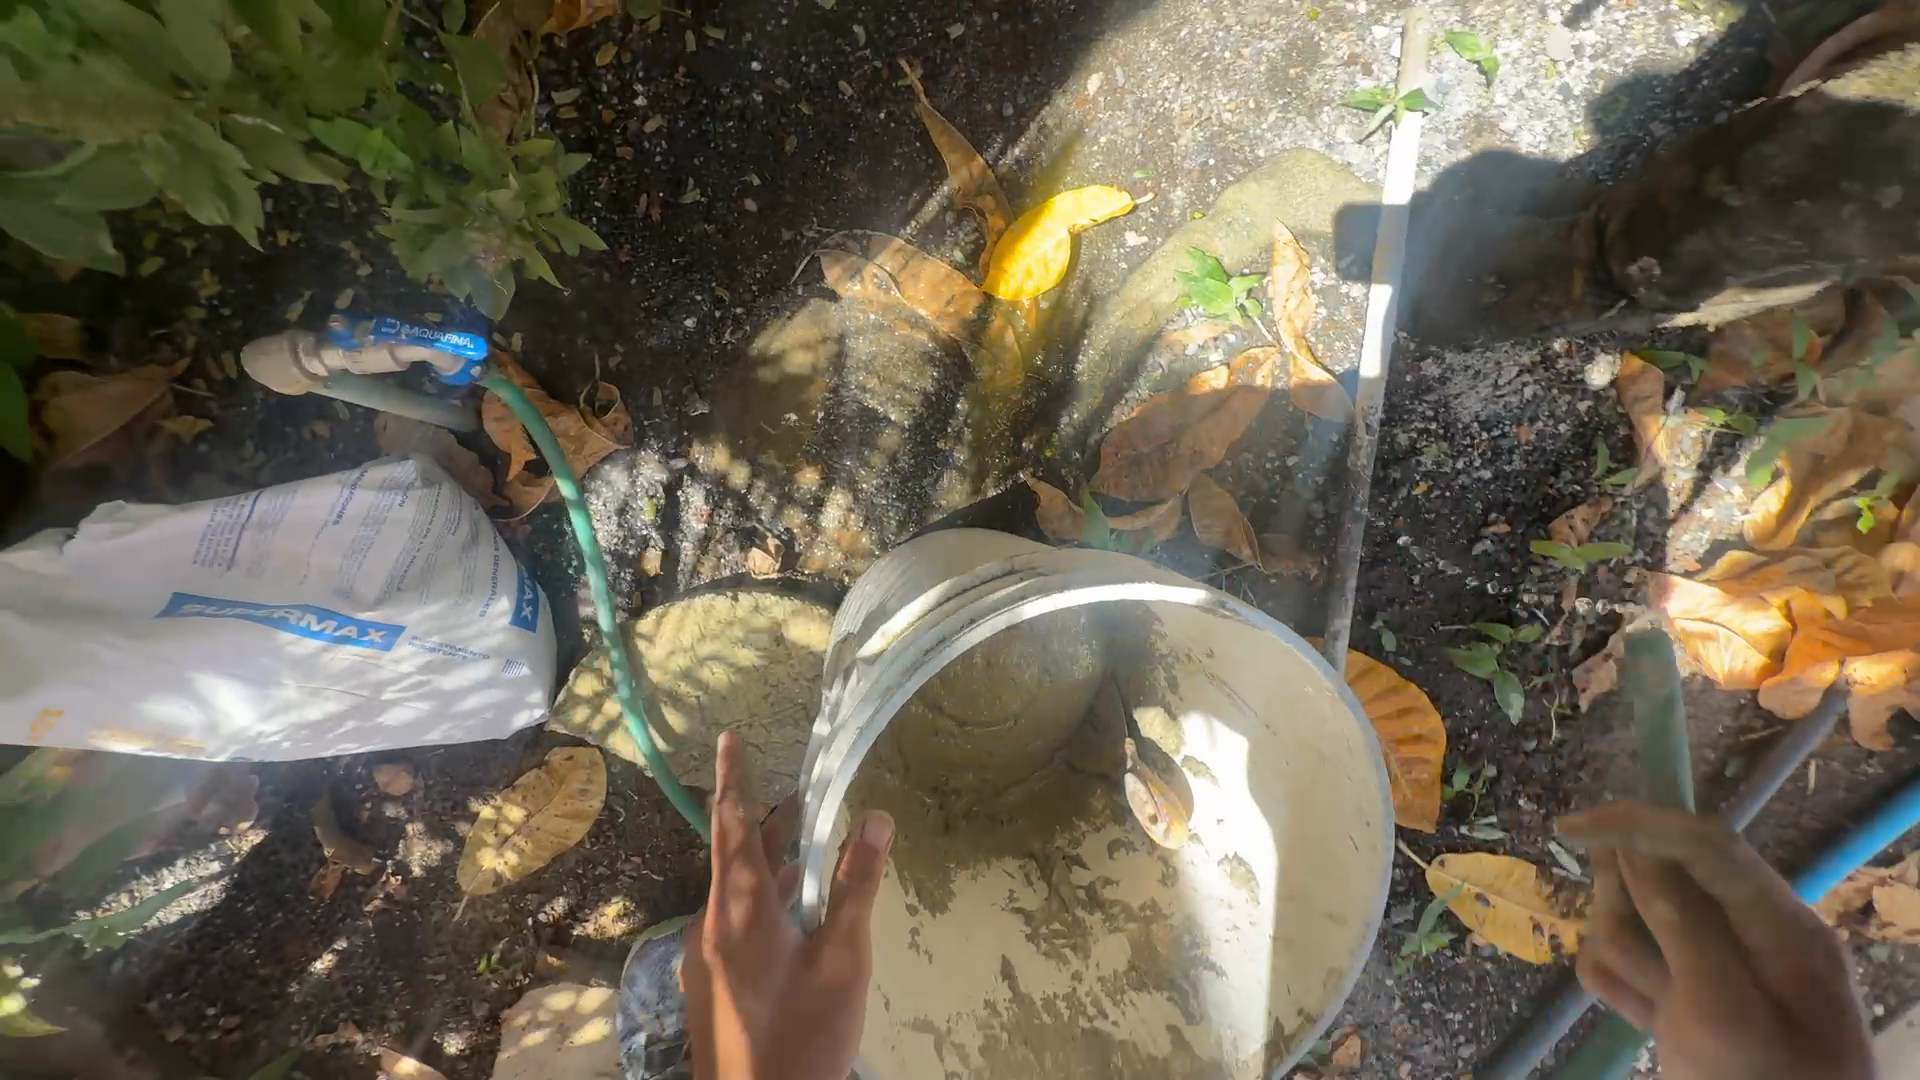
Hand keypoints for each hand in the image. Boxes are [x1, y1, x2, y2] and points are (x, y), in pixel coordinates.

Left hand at [682, 732, 894, 1079]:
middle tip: (812, 801)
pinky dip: (767, 900)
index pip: (732, 825)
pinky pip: (737, 921)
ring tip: (814, 853)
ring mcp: (705, 959)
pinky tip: (798, 915)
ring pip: (740, 891)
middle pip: (740, 856)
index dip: (732, 778)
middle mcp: (710, 926)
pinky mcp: (711, 984)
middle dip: (775, 824)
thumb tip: (876, 816)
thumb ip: (856, 884)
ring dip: (775, 866)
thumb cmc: (803, 1036)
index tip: (729, 737)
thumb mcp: (842, 959)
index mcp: (737, 911)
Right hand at [1558, 801, 1874, 1079]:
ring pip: (1621, 911)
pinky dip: (1616, 982)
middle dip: (1626, 910)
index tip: (1564, 829)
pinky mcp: (1671, 978)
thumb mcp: (1722, 1012)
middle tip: (1650, 970)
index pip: (1701, 840)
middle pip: (1648, 873)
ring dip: (1621, 954)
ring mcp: (1704, 954)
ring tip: (1656, 1007)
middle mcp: (1744, 928)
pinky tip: (1647, 1016)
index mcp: (1780, 926)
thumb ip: (1681, 925)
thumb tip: (1630, 847)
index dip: (1633, 823)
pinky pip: (1612, 950)